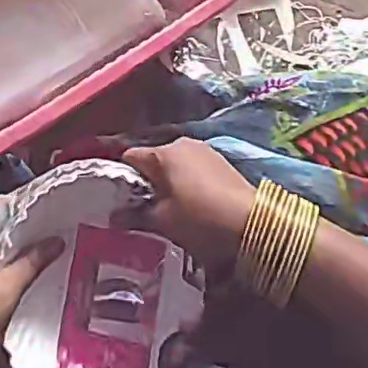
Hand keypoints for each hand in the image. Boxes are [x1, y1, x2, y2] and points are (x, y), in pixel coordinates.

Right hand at [120, 139, 255, 270]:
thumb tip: (114, 216)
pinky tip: (193, 207)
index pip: (130, 157)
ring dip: (169, 184)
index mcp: (164, 152)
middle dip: (147, 182)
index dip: (121, 178)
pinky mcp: (222, 162)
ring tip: (169, 212)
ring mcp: (205, 151)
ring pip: (175, 165)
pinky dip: (188, 184)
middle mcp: (183, 144)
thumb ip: (136, 215)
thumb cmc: (200, 219)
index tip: (119, 200)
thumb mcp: (164, 221)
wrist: (254, 224)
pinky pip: (194, 170)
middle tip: (144, 210)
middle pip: (154, 160)